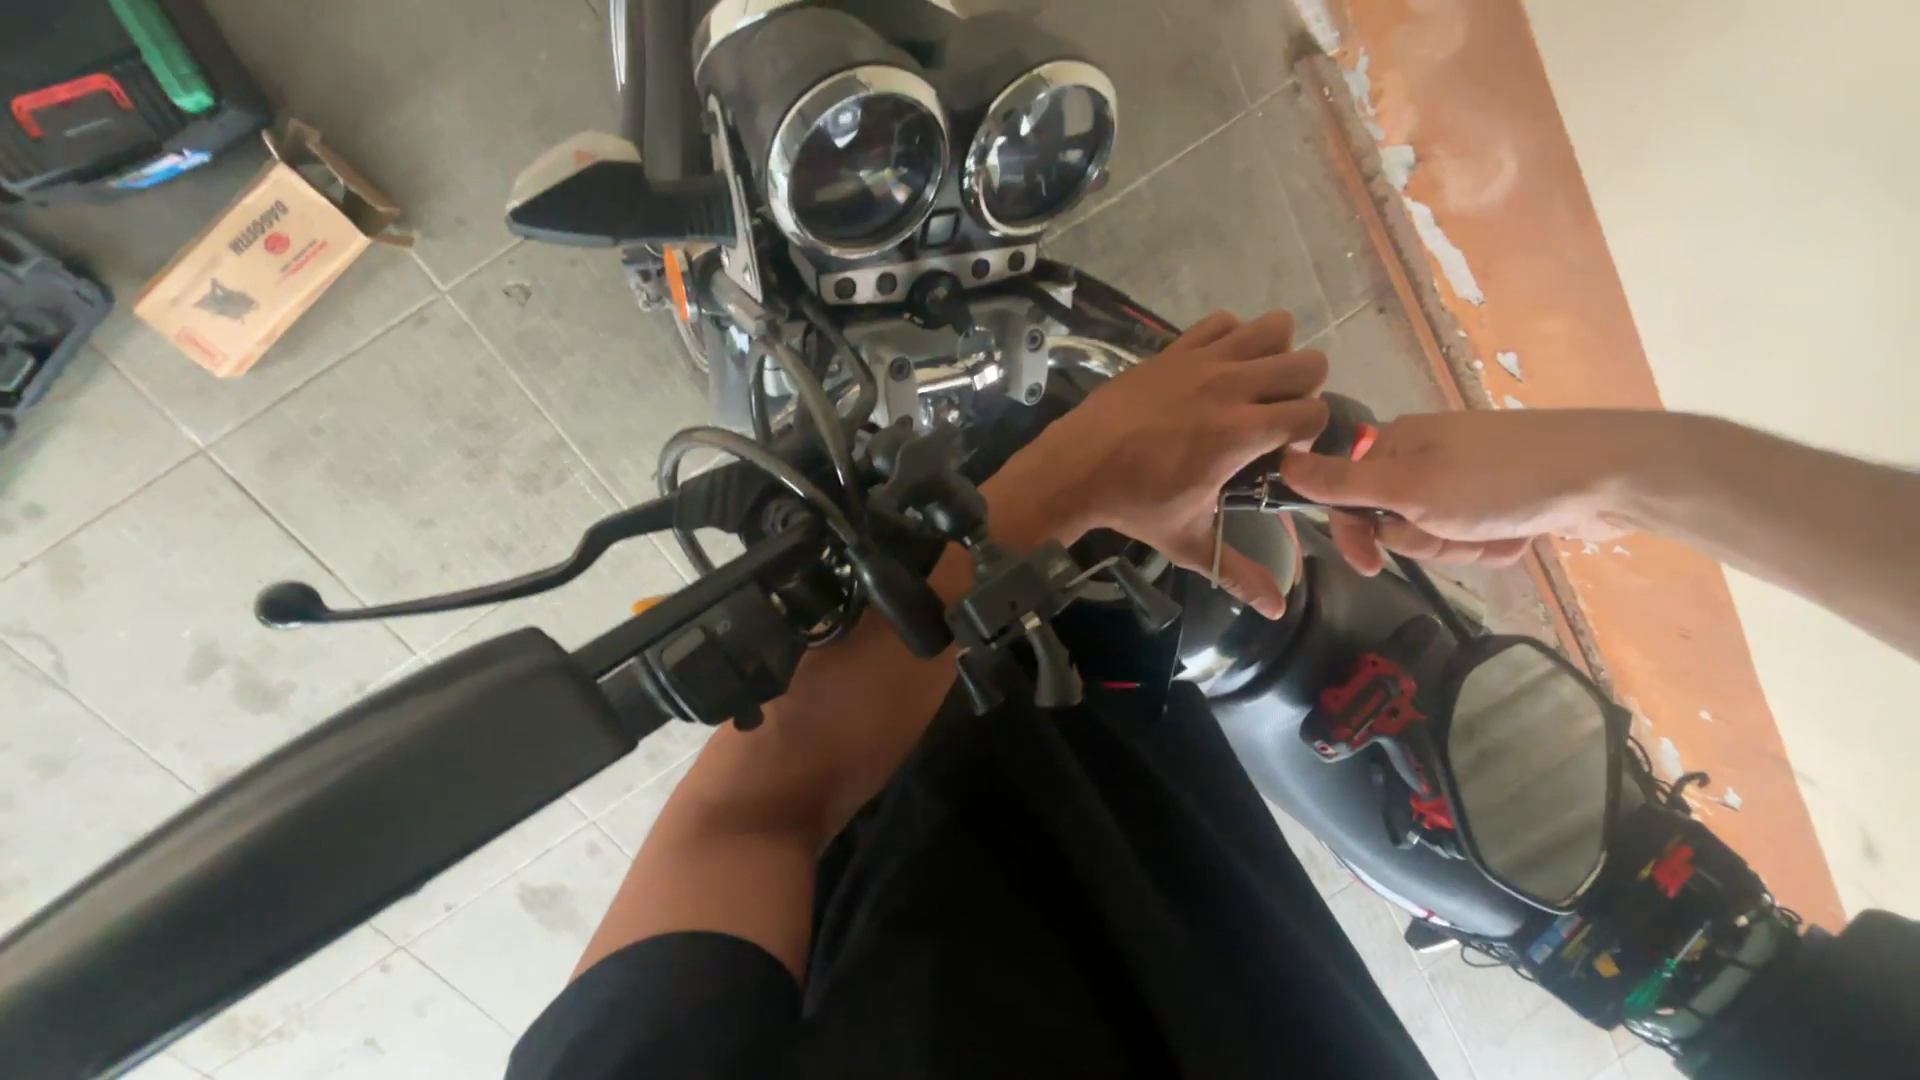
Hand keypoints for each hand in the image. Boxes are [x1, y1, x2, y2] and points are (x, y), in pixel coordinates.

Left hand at [995, 310, 1329, 617]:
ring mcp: (1201, 361)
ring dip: (1275, 356)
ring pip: (1274, 329)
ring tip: (1249, 388)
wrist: (1074, 469)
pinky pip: (1222, 322)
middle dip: (1302, 391)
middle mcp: (1232, 387)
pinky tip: (1215, 368)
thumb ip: (1238, 572)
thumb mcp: (1189, 540)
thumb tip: (1276, 611)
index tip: (1279, 455)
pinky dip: (1231, 337)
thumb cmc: (1133, 505)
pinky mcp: (1172, 349)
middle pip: (1308, 364)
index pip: (1315, 413)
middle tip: (1270, 418)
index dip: (1307, 434)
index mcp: (1243, 432)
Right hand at [1277, 409, 1648, 574]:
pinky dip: (1492, 542)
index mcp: (1394, 445)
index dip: (1354, 533)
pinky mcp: (1499, 496)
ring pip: (1434, 534)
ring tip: (1499, 530)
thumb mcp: (1407, 488)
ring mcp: (1464, 477)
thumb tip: (1281, 463)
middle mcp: (1423, 457)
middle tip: (1455, 531)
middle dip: (1425, 540)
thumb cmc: (1497, 479)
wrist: (1611, 475)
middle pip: (1392, 522)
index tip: (1369, 564)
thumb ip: (1340, 483)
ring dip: (1463, 544)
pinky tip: (1520, 531)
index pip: (1344, 496)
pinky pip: (1473, 535)